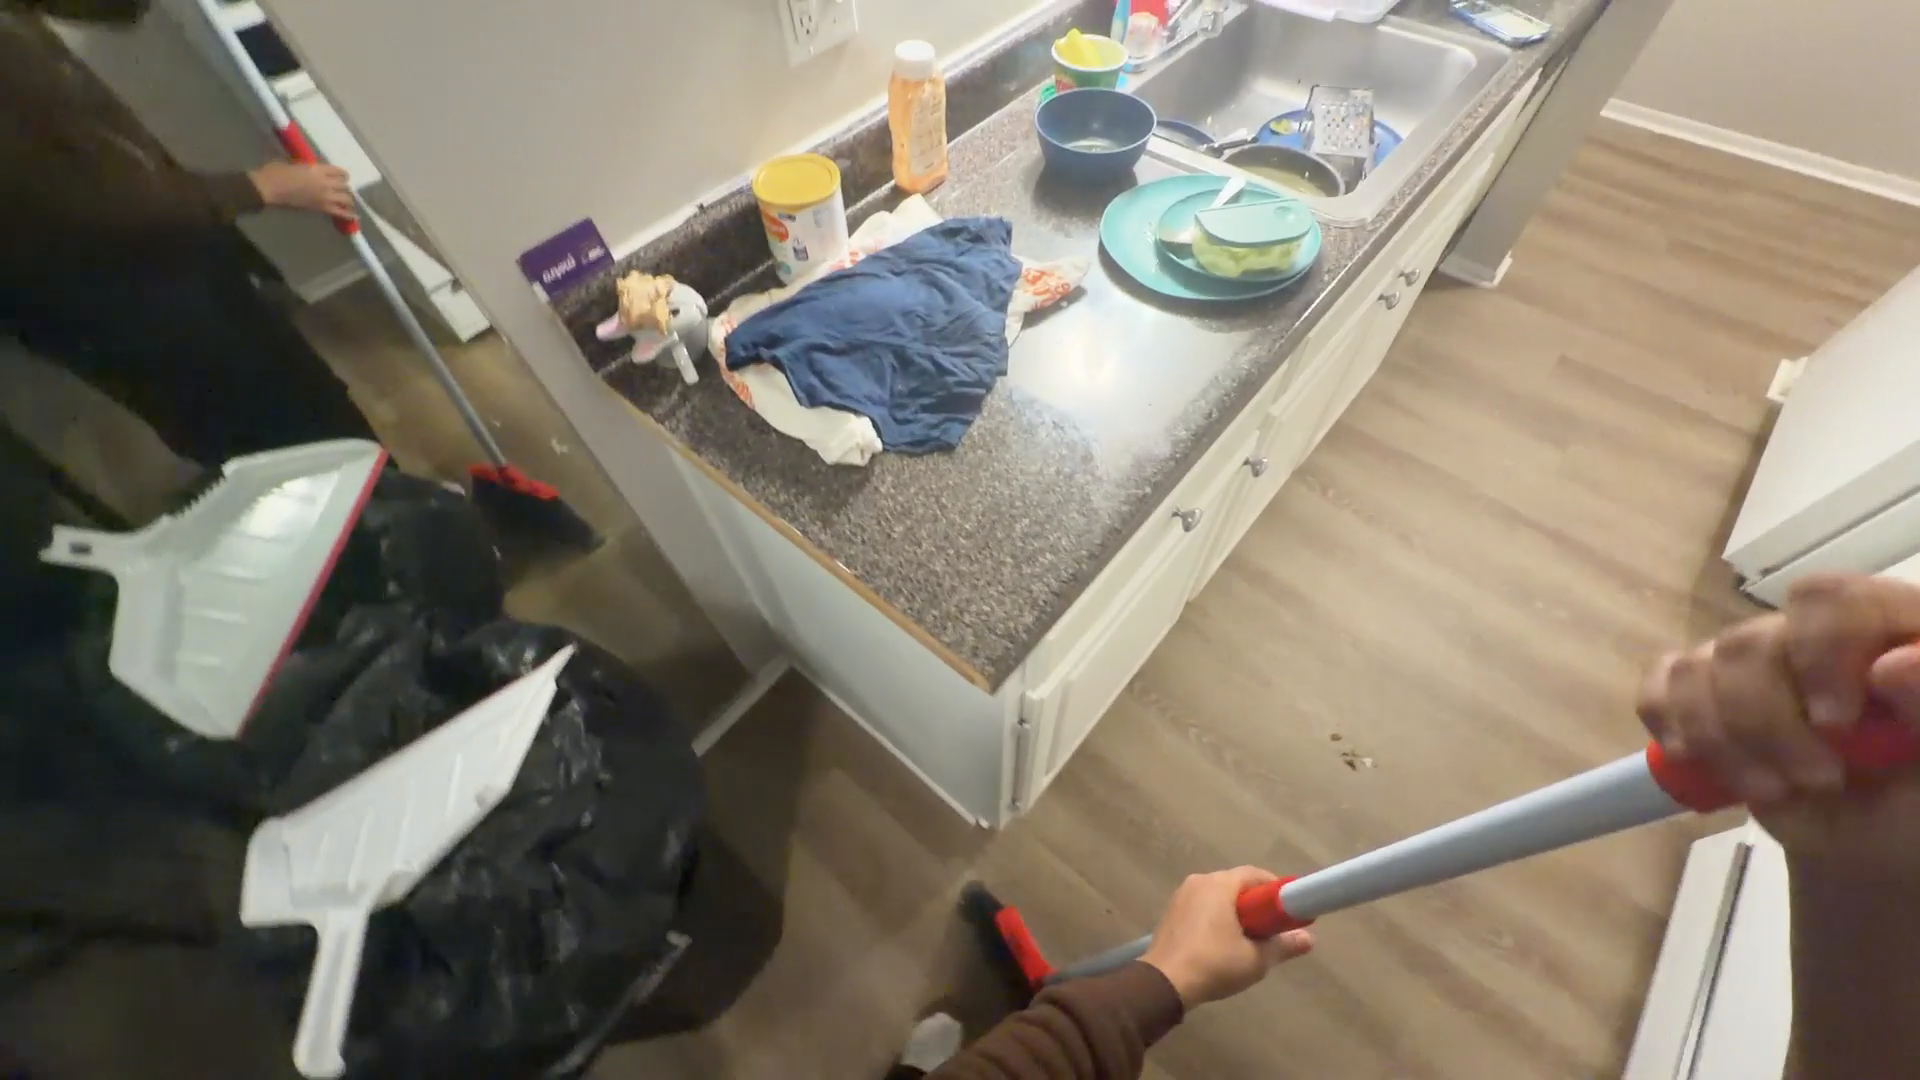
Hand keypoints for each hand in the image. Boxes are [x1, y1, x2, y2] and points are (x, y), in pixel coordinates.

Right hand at [250, 161, 356, 221]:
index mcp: (317, 170)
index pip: (339, 171)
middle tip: (342, 188)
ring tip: (346, 199)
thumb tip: (315, 170)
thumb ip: (308, 168)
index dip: (343, 174)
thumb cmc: (275, 172)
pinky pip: (342, 213)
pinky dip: (350, 215)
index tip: (343, 176)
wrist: (268, 187)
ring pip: (347, 199)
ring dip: (348, 199)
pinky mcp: (323, 208)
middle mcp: (325, 183)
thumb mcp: (293, 164)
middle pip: (345, 186)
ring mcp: (326, 197)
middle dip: (345, 186)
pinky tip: (355, 216)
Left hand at [1140, 867, 1313, 1007]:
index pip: (1253, 874)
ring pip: (1217, 894)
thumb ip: (1283, 945)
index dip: (1274, 888)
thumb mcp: (1255, 959)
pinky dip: (1216, 915)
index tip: (1288, 908)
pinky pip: (1202, 903)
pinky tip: (1222, 940)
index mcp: (1218, 884)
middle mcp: (1198, 881)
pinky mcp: (1172, 909)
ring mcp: (1182, 893)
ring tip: (1249, 937)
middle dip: (1255, 902)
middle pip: (1234, 883)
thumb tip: (1309, 938)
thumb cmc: (1214, 964)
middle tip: (1271, 927)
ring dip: (1235, 909)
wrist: (1166, 979)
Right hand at [1636, 573, 1919, 873]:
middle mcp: (1809, 636)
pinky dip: (1669, 724)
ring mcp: (1748, 662)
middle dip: (1765, 722)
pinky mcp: (1698, 688)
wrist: (1882, 847)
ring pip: (1695, 670)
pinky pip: (1658, 686)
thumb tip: (1895, 665)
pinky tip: (1696, 758)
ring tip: (1767, 789)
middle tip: (1816, 780)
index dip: (1819, 648)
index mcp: (1886, 634)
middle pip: (1747, 643)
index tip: (1835, 723)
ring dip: (1719, 738)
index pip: (1833, 600)